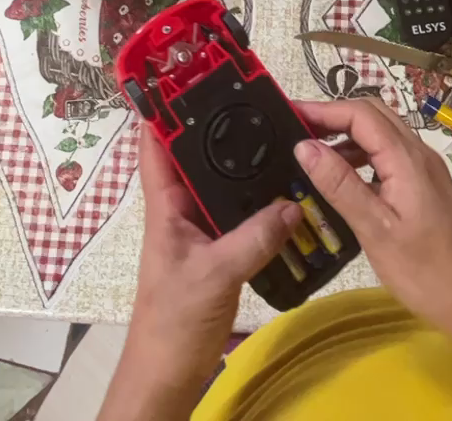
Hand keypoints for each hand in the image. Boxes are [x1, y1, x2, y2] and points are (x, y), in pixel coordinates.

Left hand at [103, 125, 301, 419]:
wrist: (170, 374)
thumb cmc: (174, 321)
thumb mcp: (214, 274)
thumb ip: (254, 239)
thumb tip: (294, 204)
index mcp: (165, 204)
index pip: (157, 144)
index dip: (166, 109)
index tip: (189, 77)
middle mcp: (182, 207)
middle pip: (197, 156)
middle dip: (220, 128)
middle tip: (255, 101)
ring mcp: (201, 227)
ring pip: (222, 184)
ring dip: (244, 165)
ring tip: (278, 137)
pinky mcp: (220, 247)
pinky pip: (240, 212)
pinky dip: (260, 199)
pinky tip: (287, 190)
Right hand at [293, 97, 451, 335]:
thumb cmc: (427, 272)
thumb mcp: (375, 229)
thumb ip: (340, 184)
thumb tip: (304, 146)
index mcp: (406, 159)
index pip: (360, 114)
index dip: (323, 109)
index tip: (290, 113)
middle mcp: (418, 153)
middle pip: (372, 114)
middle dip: (333, 115)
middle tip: (297, 129)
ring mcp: (425, 168)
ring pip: (381, 133)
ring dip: (347, 134)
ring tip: (312, 153)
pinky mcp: (425, 185)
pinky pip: (389, 153)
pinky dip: (361, 154)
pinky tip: (343, 177)